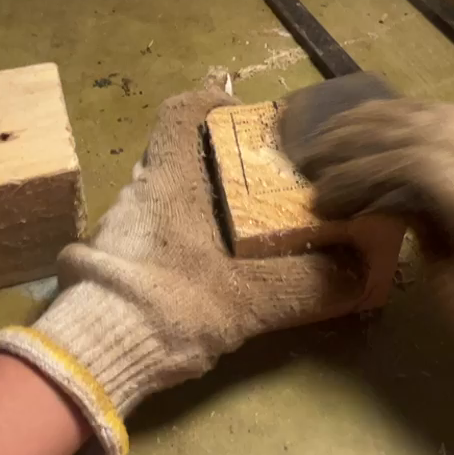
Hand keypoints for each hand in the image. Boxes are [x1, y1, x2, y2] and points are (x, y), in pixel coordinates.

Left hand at [0, 84, 364, 454]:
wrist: (93, 354)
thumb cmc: (171, 301)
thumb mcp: (251, 297)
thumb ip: (308, 285)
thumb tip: (359, 273)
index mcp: (169, 179)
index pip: (179, 114)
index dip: (207, 100)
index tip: (236, 108)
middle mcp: (139, 192)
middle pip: (175, 155)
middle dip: (212, 161)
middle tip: (255, 179)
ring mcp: (117, 227)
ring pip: (162, 196)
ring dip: (194, 202)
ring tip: (236, 227)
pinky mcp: (107, 263)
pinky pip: (148, 232)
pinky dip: (176, 237)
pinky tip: (199, 269)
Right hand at [295, 99, 453, 454]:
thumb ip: (440, 273)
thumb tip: (410, 215)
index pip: (418, 164)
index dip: (360, 174)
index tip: (322, 196)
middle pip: (422, 127)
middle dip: (356, 140)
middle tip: (310, 158)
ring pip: (440, 111)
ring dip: (379, 122)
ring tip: (334, 139)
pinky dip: (414, 120)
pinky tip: (385, 132)